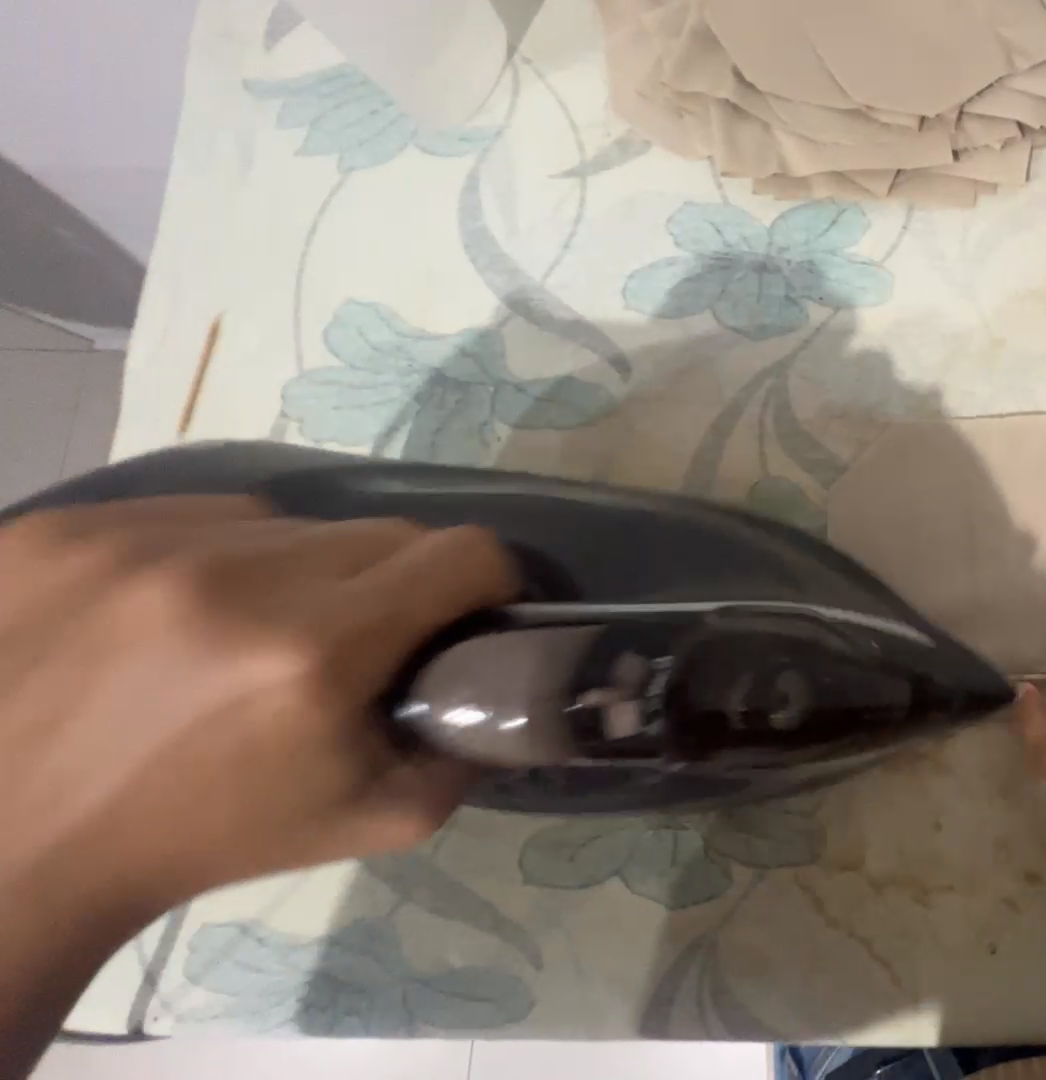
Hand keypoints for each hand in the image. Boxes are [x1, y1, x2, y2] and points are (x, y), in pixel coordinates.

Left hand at [0, 497, 516, 921]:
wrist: (3, 857)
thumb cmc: (209, 839)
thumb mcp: (382, 818)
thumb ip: (471, 751)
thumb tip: (513, 693)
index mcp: (318, 649)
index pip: (463, 554)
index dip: (491, 579)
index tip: (476, 613)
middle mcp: (233, 577)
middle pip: (389, 533)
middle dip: (405, 581)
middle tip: (371, 636)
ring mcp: (133, 545)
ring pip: (298, 521)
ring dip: (311, 567)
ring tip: (265, 627)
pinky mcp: (57, 534)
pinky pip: (205, 514)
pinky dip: (226, 554)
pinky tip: (187, 611)